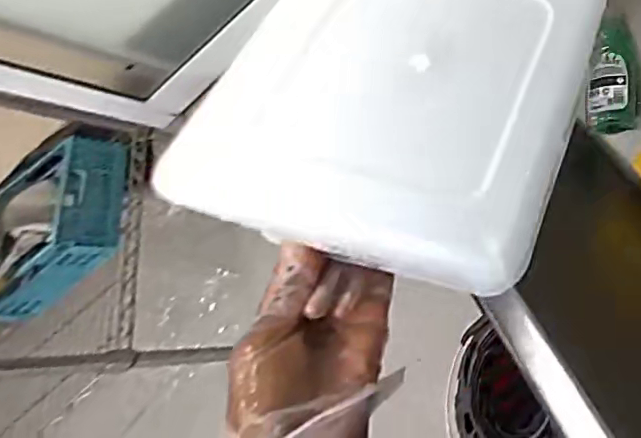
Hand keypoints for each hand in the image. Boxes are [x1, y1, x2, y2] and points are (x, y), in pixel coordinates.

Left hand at [228, 244, 392, 437]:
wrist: (310, 432)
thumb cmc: (267, 407)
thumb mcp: (258, 347)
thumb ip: (284, 296)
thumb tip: (297, 250)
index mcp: (279, 311)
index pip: (296, 264)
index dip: (305, 244)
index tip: (314, 224)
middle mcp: (315, 303)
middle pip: (330, 258)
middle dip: (329, 256)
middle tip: (327, 260)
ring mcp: (348, 306)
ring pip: (356, 263)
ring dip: (345, 275)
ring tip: (331, 306)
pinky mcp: (377, 309)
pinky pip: (382, 276)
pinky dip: (378, 267)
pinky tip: (367, 271)